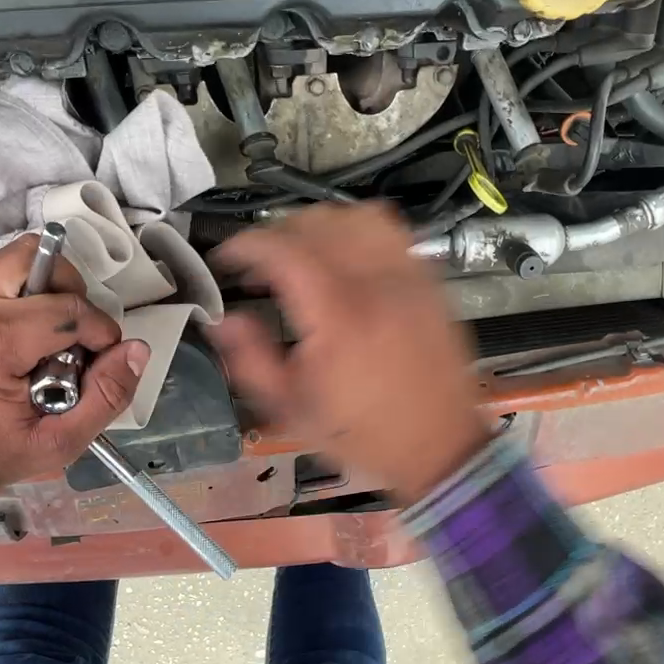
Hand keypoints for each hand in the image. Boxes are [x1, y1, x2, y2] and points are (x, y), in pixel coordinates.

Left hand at [0, 234, 149, 486]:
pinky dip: (20, 300)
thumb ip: (107, 396)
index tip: (104, 356)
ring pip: (12, 261)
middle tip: (75, 330)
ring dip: (45, 290)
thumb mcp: (61, 443)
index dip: (100, 329)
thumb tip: (137, 350)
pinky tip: (25, 340)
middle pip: (33, 255)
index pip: (66, 308)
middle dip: (69, 289)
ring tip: (50, 334)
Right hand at [209, 202, 490, 501]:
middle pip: (316, 224)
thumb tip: (223, 320)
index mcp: (337, 317)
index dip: (245, 245)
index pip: (283, 250)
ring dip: (318, 225)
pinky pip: (392, 231)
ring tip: (301, 253)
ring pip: (355, 216)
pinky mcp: (428, 282)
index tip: (228, 259)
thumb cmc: (363, 435)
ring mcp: (407, 278)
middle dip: (277, 234)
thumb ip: (250, 359)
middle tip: (260, 265)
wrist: (440, 446)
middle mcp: (375, 285)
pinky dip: (359, 229)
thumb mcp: (293, 409)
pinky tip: (344, 254)